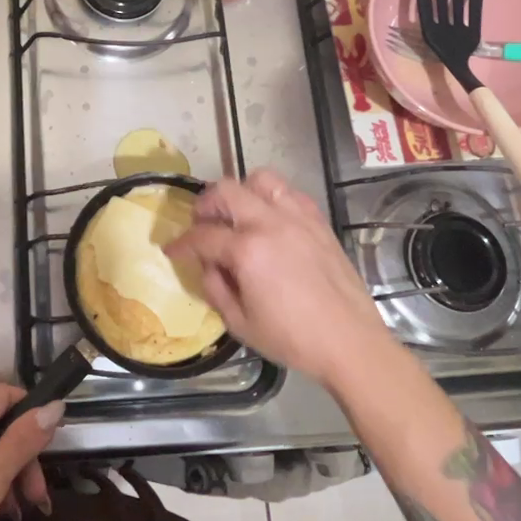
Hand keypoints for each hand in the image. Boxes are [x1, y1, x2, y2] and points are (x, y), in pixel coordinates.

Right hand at [166, 170, 396, 387]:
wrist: (349, 341)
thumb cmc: (292, 338)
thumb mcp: (240, 324)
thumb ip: (215, 288)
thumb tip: (207, 265)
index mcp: (247, 251)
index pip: (202, 236)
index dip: (181, 243)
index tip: (171, 249)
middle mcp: (270, 223)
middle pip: (226, 191)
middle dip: (205, 205)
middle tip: (201, 223)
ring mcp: (297, 217)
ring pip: (260, 180)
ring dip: (241, 192)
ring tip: (237, 214)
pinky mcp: (318, 221)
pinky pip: (289, 192)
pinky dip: (272, 198)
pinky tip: (269, 220)